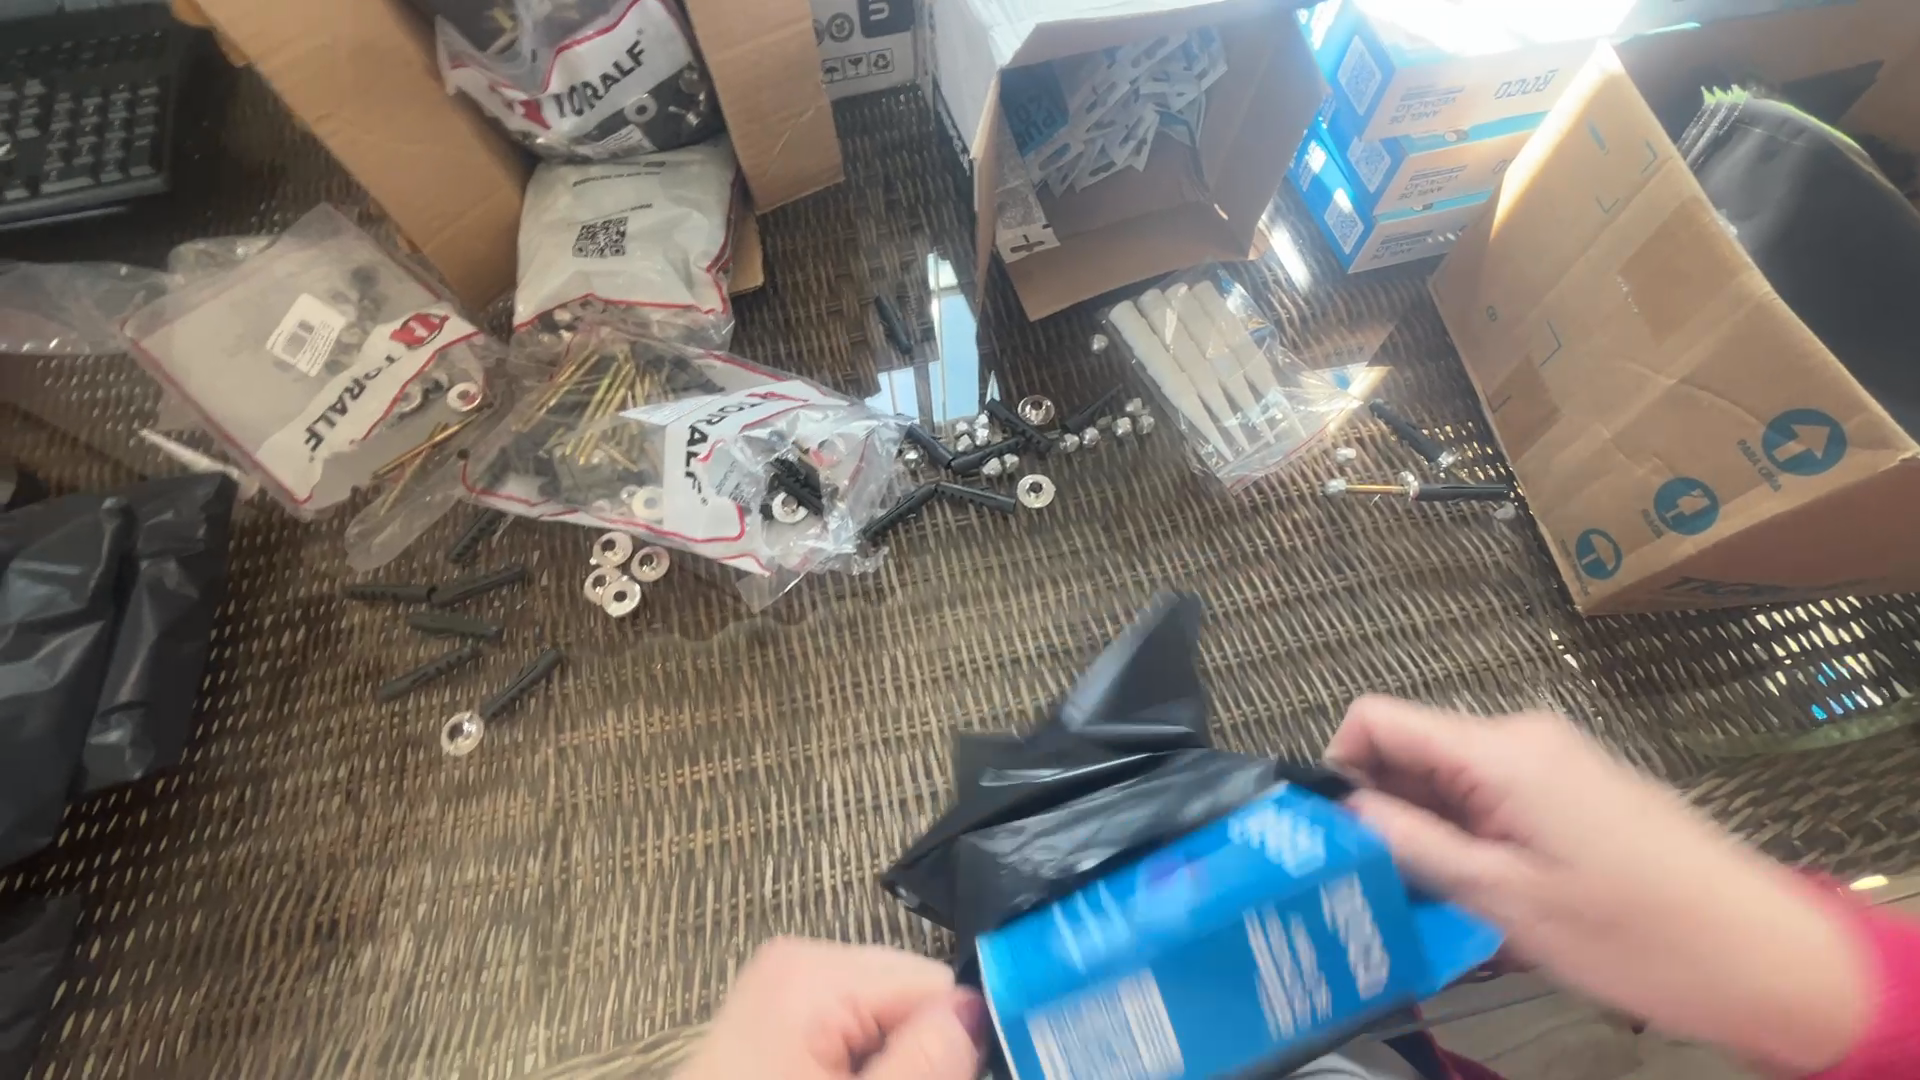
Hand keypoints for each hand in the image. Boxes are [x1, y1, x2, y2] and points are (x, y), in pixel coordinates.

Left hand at [673, 937, 985, 1079]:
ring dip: (893, 1061)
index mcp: (814, 971)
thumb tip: (978, 1010)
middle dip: (919, 1055)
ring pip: (882, 1015)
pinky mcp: (774, 1013)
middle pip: (907, 995)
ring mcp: (782, 984)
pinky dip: (860, 1062)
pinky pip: (847, 1026)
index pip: (933, 985)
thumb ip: (920, 1066)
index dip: (953, 1045)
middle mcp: (798, 959)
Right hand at [1326, 696, 1871, 1074]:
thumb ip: (1410, 842)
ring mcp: (1548, 752)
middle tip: (1395, 875)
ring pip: (1445, 770)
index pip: (1375, 717)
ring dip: (1429, 823)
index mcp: (1496, 750)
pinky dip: (1468, 825)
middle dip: (1388, 804)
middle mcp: (1517, 733)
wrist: (1783, 963)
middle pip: (1410, 746)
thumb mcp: (1504, 897)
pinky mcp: (1570, 776)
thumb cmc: (1639, 934)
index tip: (1344, 826)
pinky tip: (1491, 881)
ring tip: (1447, 890)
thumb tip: (1339, 808)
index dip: (1341, 763)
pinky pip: (1486, 785)